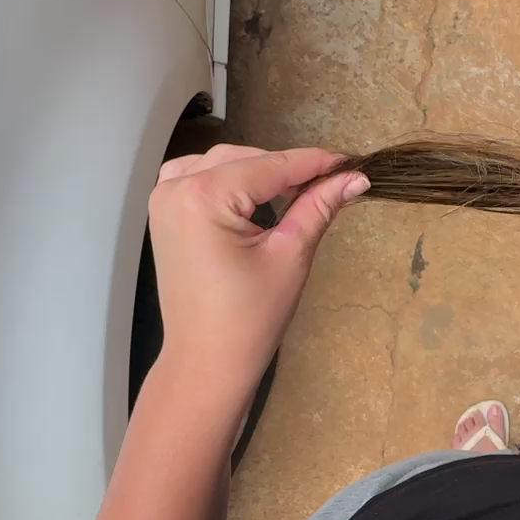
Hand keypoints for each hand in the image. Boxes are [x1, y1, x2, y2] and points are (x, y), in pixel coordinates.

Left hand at [147, 144, 367, 393]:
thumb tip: (355, 178)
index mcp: (204, 196)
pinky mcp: (164, 214)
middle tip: (330, 183)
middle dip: (287, 169)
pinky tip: (255, 196)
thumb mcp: (290, 256)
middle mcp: (176, 187)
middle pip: (245, 159)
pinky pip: (200, 178)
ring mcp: (164, 199)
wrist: (207, 360)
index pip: (271, 166)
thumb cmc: (250, 318)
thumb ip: (318, 207)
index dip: (314, 163)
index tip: (351, 162)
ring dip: (259, 171)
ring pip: (222, 164)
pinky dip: (229, 180)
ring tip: (296, 191)